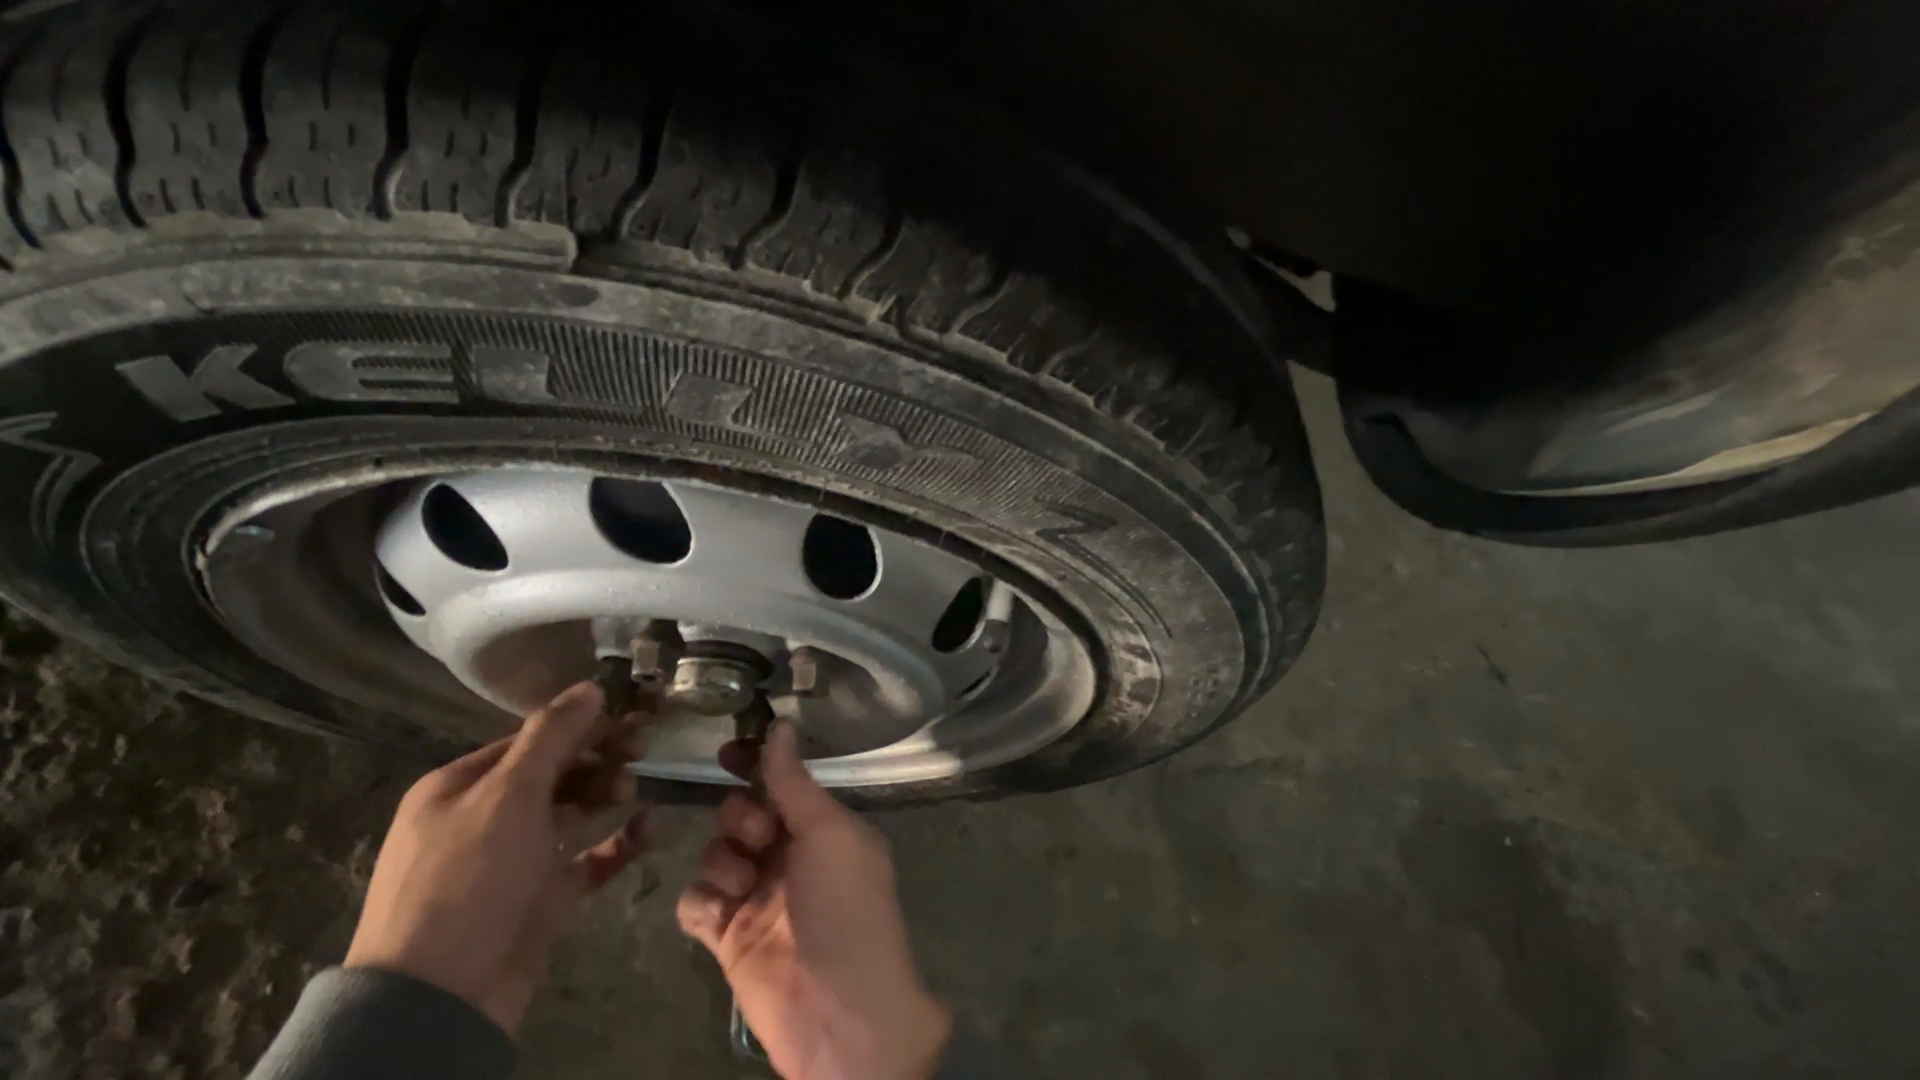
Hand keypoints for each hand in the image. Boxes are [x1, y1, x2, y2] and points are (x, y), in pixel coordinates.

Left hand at [344, 681, 648, 1035]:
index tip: (633, 716)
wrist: (439, 997)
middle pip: (555, 774)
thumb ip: (552, 736)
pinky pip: (587, 859)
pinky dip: (617, 843)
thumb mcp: (508, 794)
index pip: (531, 740)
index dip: (582, 726)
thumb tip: (591, 686)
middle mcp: (485, 818)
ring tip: (638, 792)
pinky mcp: (541, 898)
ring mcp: (514, 861)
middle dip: (599, 759)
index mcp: (460, 787)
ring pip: (573, 813)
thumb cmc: (467, 878)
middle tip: (645, 749)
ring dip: (608, 796)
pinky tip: (648, 831)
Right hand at [677, 723, 951, 1079]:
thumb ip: (795, 782)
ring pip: (713, 852)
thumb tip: (780, 726)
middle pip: (740, 812)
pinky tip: (720, 916)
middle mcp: (788, 856)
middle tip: (758, 839)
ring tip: (742, 884)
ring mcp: (756, 897)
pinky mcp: (727, 936)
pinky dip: (702, 903)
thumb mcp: (830, 833)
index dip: (753, 764)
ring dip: (721, 860)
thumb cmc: (846, 908)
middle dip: (740, 817)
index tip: (727, 752)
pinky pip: (696, 902)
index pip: (780, 781)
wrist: (839, 1012)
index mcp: (822, 828)